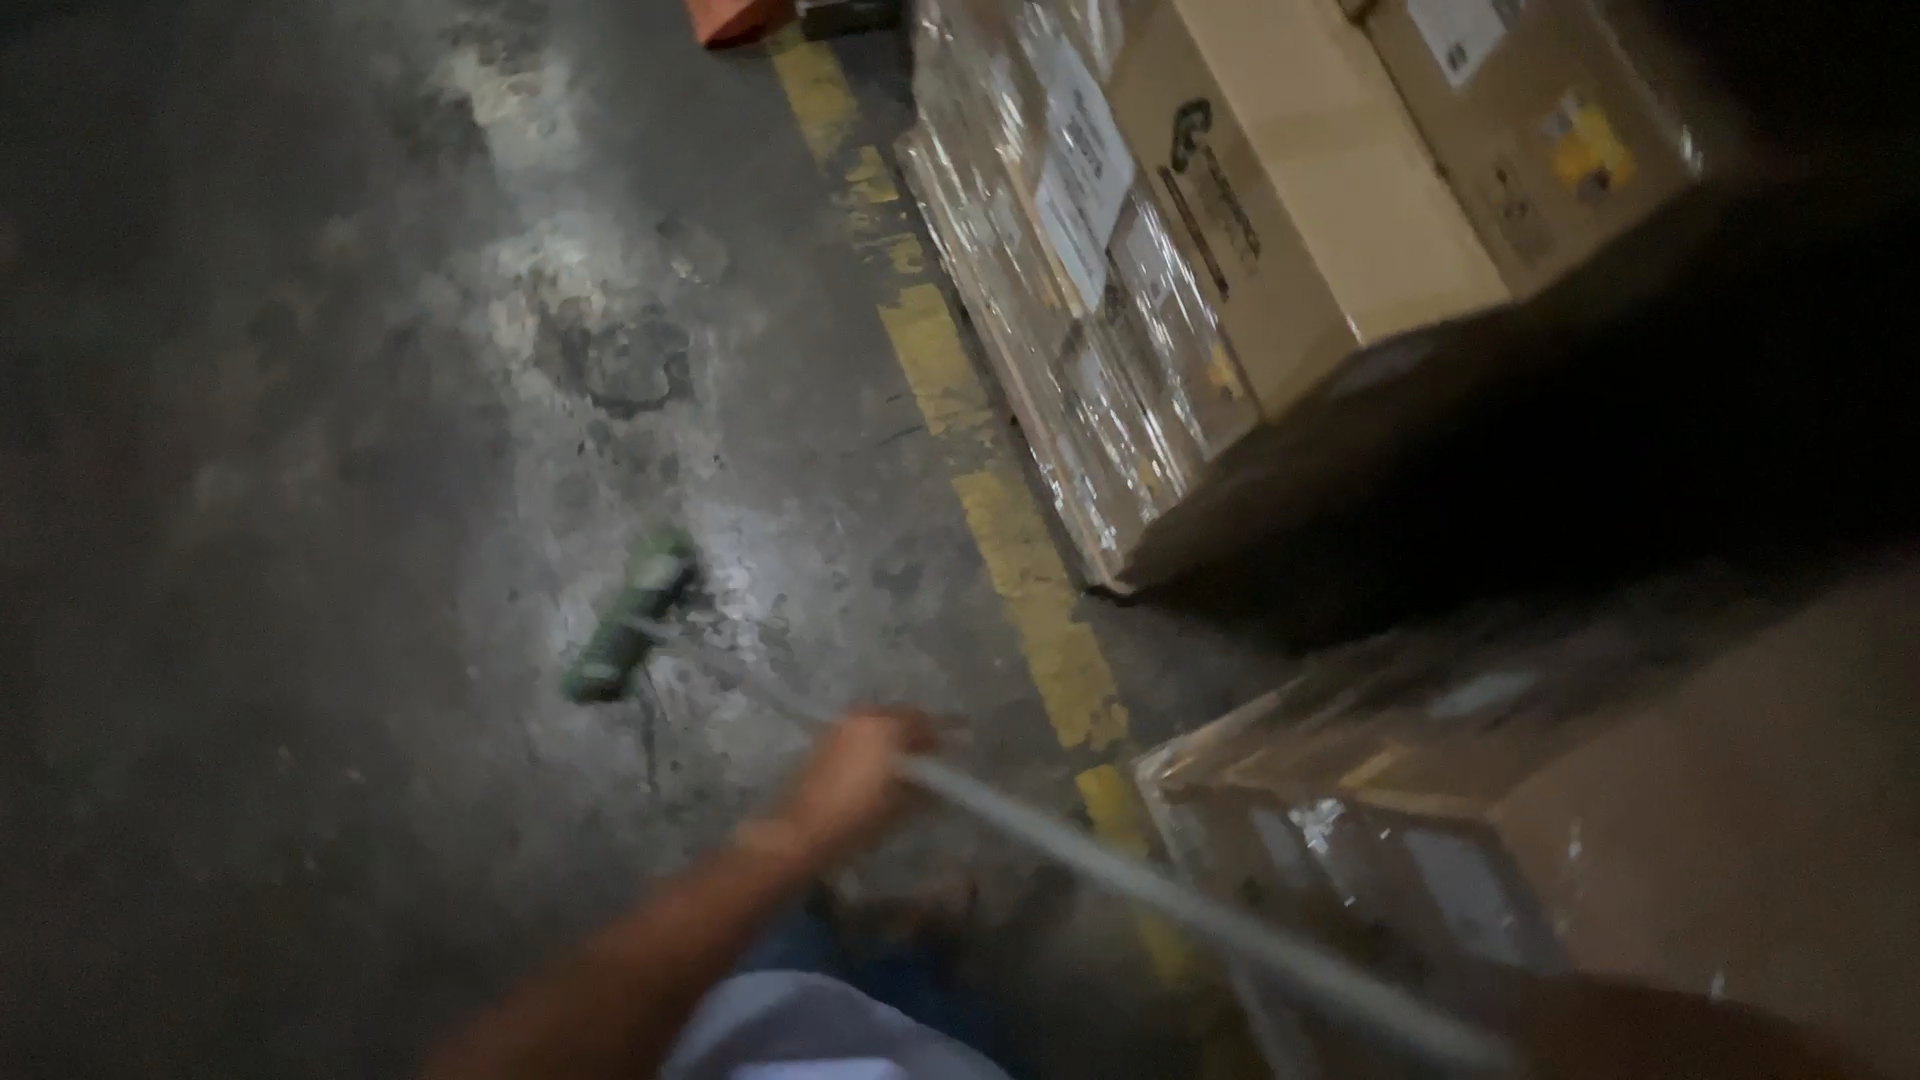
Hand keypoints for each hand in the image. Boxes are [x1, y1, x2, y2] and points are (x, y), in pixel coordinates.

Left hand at [776, 708, 937, 866]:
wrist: (804, 829)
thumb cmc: (860, 816)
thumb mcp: (902, 805)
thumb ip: (924, 785)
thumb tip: (934, 778)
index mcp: (888, 727)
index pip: (924, 721)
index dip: (939, 735)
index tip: (949, 748)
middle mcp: (865, 716)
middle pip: (899, 715)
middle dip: (915, 730)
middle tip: (926, 752)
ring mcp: (841, 725)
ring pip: (877, 720)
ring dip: (892, 733)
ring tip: (900, 757)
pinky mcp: (825, 738)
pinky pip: (858, 730)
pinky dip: (871, 739)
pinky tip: (874, 761)